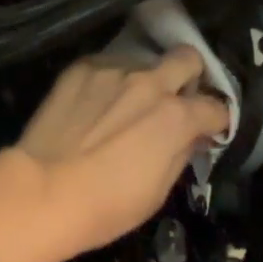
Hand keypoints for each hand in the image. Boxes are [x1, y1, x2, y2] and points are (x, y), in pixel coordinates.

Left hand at [9, 46, 230, 255]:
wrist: (45, 188)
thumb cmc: (107, 204)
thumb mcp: (159, 191)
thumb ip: (182, 153)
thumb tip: (194, 136)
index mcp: (175, 115)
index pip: (216, 106)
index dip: (217, 119)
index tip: (209, 127)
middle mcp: (149, 81)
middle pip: (186, 57)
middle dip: (190, 75)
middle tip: (177, 96)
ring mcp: (113, 68)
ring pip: (143, 59)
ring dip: (144, 78)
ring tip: (127, 102)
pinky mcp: (82, 65)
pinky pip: (108, 63)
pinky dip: (111, 79)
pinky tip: (96, 100)